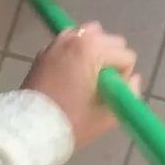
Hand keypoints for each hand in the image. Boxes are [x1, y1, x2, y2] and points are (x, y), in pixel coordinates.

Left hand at [22, 22, 141, 148]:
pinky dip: (76, 53)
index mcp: (93, 48)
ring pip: (90, 37)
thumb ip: (129, 93)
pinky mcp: (46, 50)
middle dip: (110, 61)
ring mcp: (58, 41)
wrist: (30, 127)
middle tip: (99, 86)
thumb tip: (133, 79)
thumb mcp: (108, 115)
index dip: (122, 77)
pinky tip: (69, 75)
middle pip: (110, 41)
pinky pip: (71, 43)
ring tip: (85, 77)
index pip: (126, 56)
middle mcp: (76, 36)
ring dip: (94, 53)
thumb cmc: (70, 121)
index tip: (108, 94)